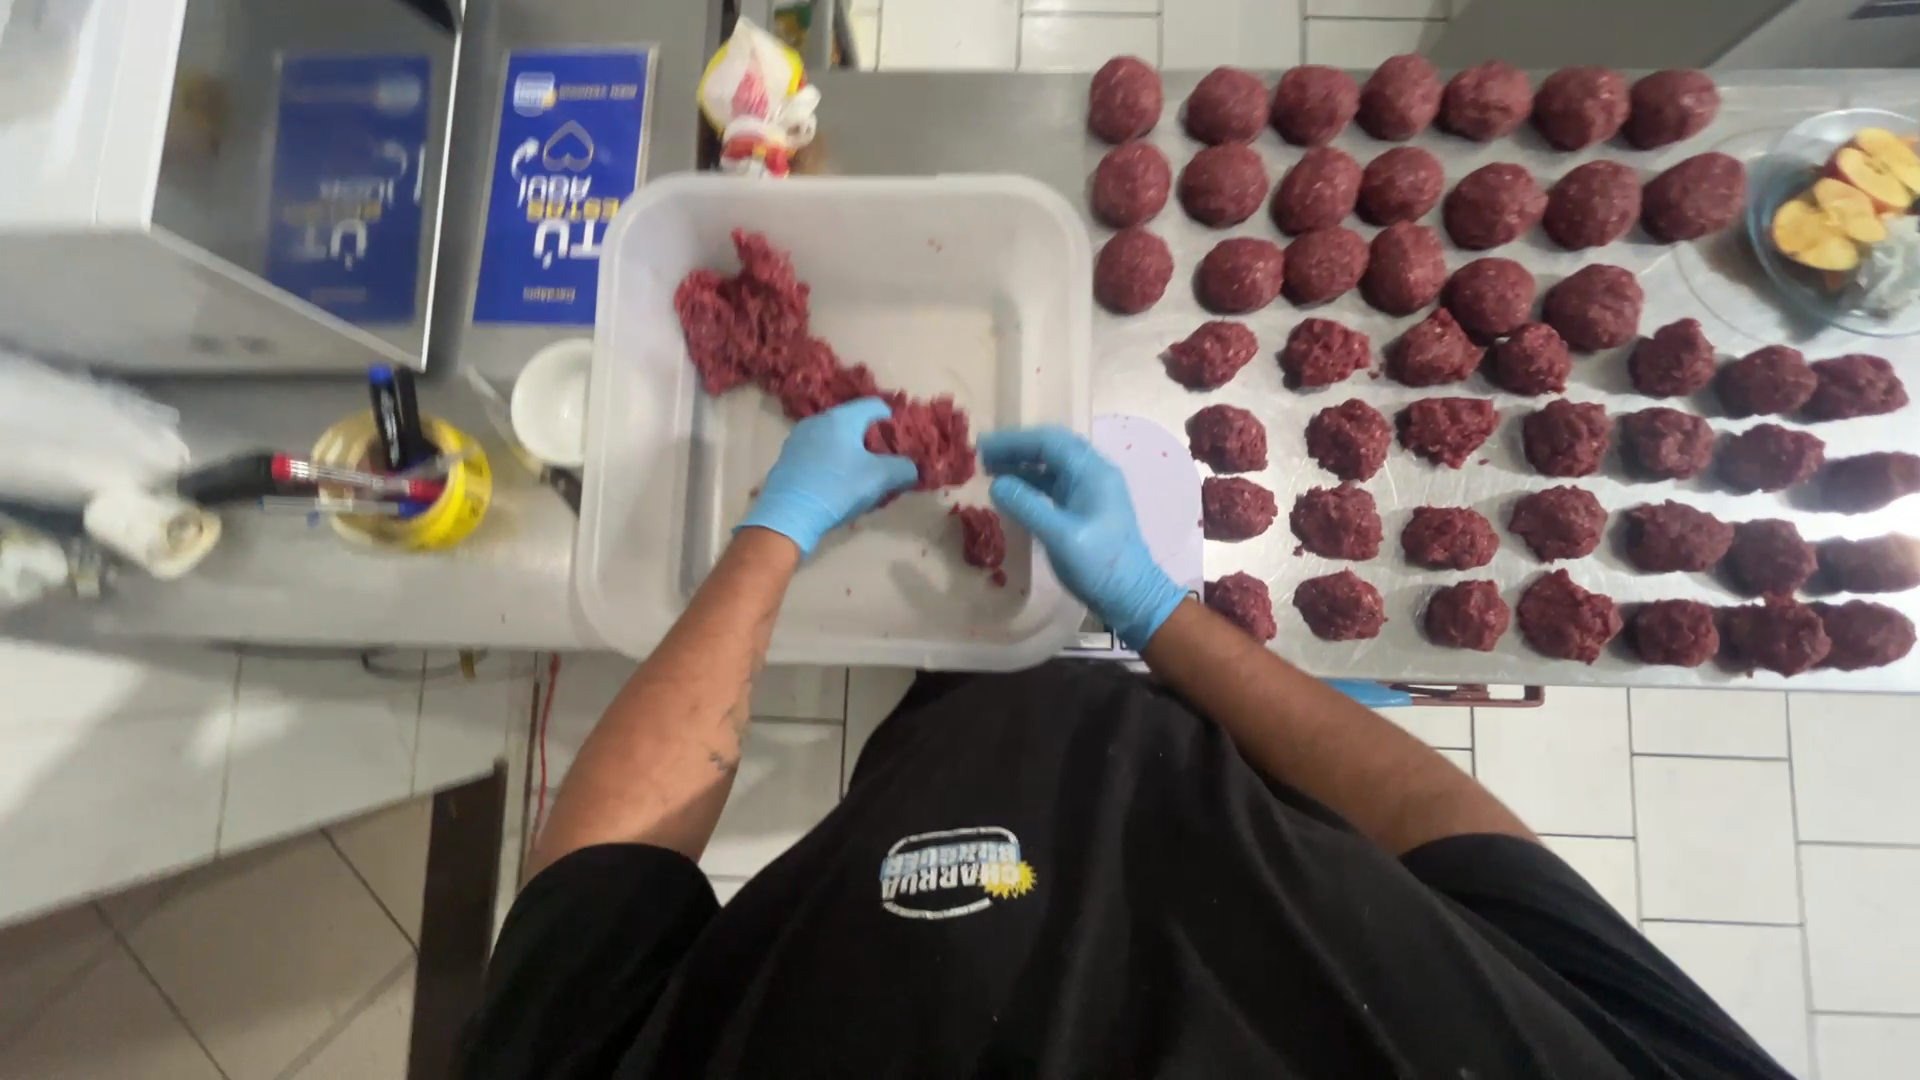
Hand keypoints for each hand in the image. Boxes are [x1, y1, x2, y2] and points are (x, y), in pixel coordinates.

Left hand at [741, 398, 917, 556]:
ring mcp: (799, 438)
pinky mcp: (787, 458)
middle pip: (854, 421)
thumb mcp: (879, 479)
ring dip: (851, 452)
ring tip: (860, 475)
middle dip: (872, 440)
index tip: (900, 443)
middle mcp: (818, 420)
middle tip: (883, 462)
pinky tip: (835, 484)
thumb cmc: (837, 489)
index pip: (876, 406)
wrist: (788, 515)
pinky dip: (832, 461)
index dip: (893, 422)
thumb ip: (903, 468)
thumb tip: (911, 467)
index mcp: (842, 418)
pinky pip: (818, 452)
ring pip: (834, 437)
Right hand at [979, 426, 1186, 649]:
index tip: (982, 446)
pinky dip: (1031, 484)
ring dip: (1022, 466)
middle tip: (982, 457)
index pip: (1049, 442)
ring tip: (990, 472)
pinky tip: (1011, 494)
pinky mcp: (1084, 509)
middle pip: (1051, 449)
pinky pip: (1053, 486)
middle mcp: (1093, 474)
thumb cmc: (1099, 566)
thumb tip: (996, 484)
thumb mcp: (1060, 537)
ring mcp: (1090, 492)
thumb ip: (1027, 507)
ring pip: (1051, 466)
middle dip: (1016, 449)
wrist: (1131, 597)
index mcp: (1093, 473)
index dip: (1013, 441)